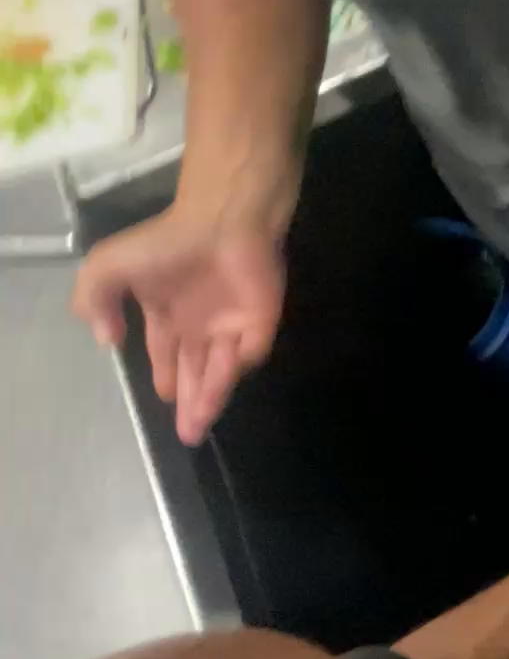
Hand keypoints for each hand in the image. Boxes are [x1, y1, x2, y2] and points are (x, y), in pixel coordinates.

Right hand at [71, 206, 286, 445]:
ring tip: (199, 423)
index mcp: (168, 317)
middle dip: (193, 403)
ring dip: (213, 395)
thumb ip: (95, 303)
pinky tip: (225, 377)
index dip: (170, 380)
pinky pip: (251, 350)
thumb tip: (106, 342)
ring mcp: (234, 324)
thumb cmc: (166, 243)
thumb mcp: (108, 269)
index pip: (170, 358)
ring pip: (223, 370)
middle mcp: (202, 326)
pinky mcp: (262, 320)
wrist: (221, 223)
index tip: (165, 403)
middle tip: (187, 435)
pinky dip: (238, 365)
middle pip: (198, 373)